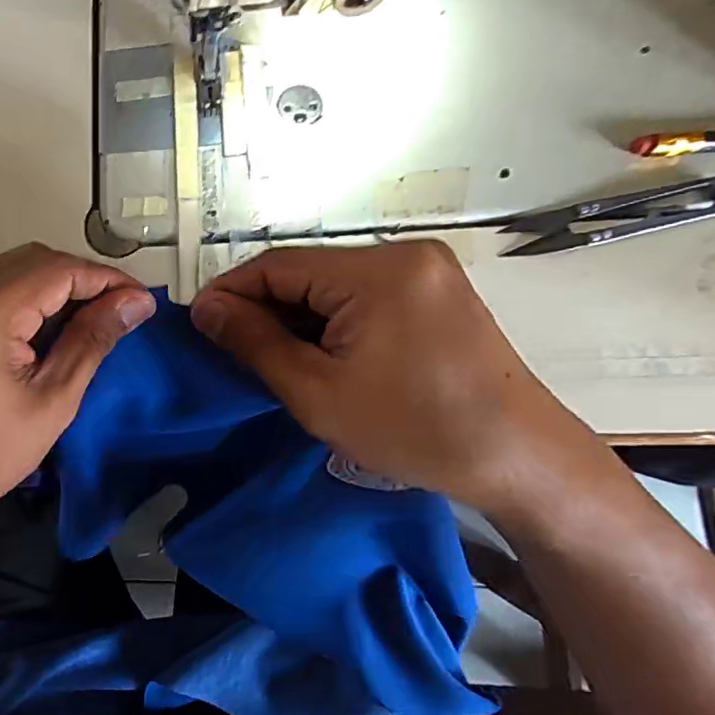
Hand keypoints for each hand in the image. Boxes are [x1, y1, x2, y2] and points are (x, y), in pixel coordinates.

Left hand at [0, 244, 155, 550]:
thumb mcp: (52, 401)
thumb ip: (92, 341)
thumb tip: (136, 302)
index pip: (53, 271)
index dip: (104, 278)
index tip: (141, 299)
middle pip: (29, 260)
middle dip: (80, 279)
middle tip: (119, 310)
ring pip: (8, 269)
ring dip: (53, 286)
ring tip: (91, 318)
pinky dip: (23, 297)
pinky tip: (47, 325)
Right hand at [189, 241, 608, 514]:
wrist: (517, 459)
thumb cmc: (412, 430)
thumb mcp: (316, 392)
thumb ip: (255, 343)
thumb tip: (207, 309)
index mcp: (377, 270)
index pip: (278, 265)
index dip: (230, 292)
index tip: (197, 324)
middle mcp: (404, 255)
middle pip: (308, 272)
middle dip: (264, 308)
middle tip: (229, 350)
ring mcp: (427, 273)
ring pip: (334, 286)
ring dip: (296, 318)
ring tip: (269, 359)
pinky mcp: (437, 295)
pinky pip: (364, 298)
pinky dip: (332, 323)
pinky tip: (317, 355)